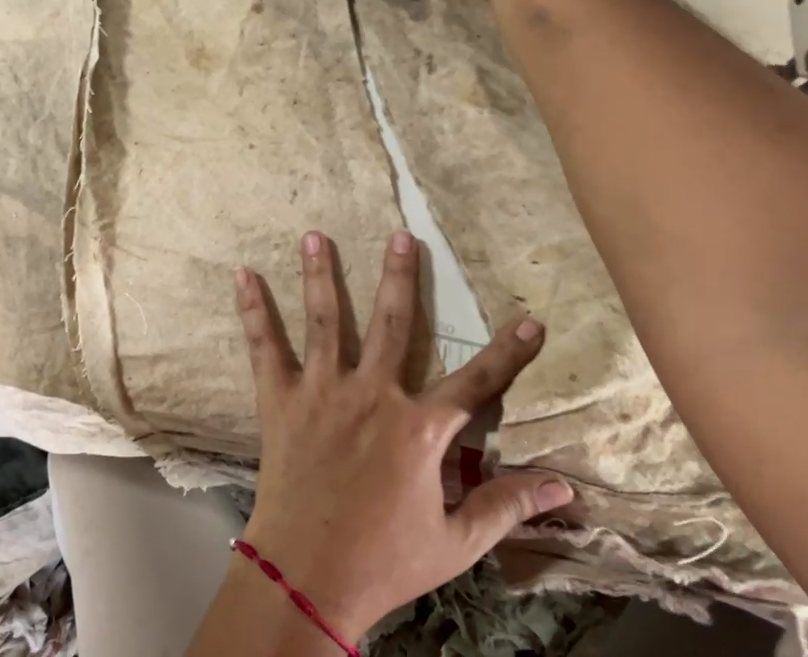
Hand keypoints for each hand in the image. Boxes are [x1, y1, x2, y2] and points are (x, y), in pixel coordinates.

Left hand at [232, 230, 571, 639]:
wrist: (307, 573)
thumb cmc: (385, 561)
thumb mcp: (457, 541)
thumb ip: (505, 505)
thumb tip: (563, 487)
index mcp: (420, 430)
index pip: (477, 383)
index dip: (507, 353)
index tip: (530, 319)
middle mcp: (372, 396)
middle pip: (394, 324)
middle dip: (400, 277)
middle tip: (401, 235)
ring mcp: (322, 392)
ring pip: (325, 320)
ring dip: (321, 274)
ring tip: (314, 234)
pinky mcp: (279, 401)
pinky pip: (264, 347)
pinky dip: (253, 310)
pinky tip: (243, 276)